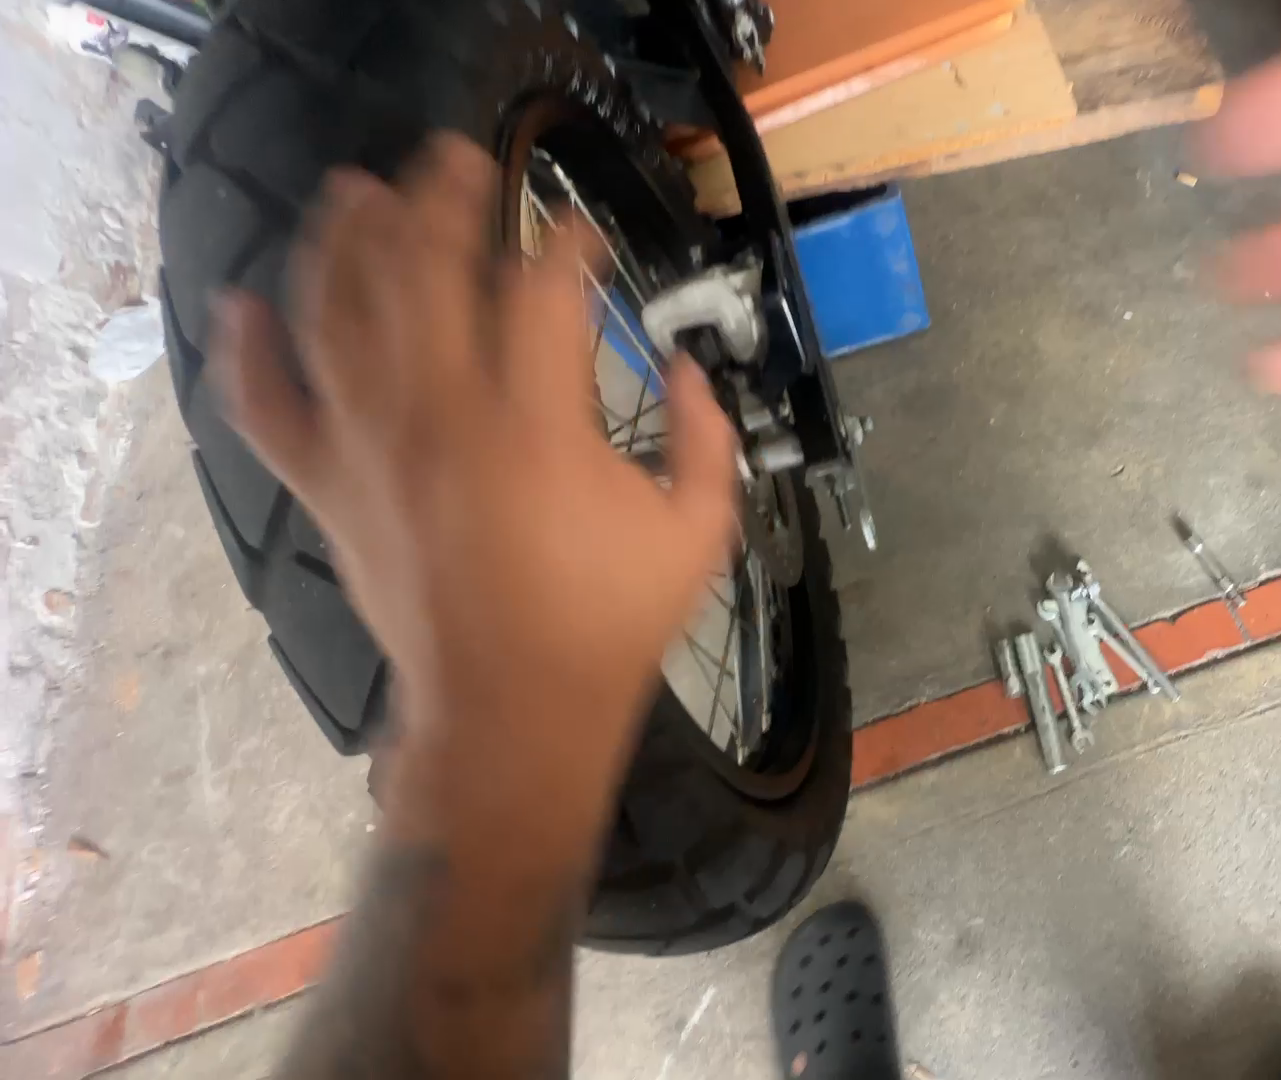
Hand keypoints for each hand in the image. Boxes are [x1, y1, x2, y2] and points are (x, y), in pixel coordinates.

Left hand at [209, 133, 738, 728]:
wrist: (519, 708)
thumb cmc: (615, 620)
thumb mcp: (700, 530)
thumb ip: (706, 440)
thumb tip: (693, 374)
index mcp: (542, 426)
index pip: (545, 294)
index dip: (565, 245)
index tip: (582, 230)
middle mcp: (444, 416)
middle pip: (425, 272)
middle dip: (443, 200)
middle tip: (458, 157)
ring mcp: (373, 450)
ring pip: (336, 314)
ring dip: (345, 239)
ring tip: (357, 189)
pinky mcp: (332, 490)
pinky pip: (270, 406)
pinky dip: (249, 351)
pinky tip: (248, 304)